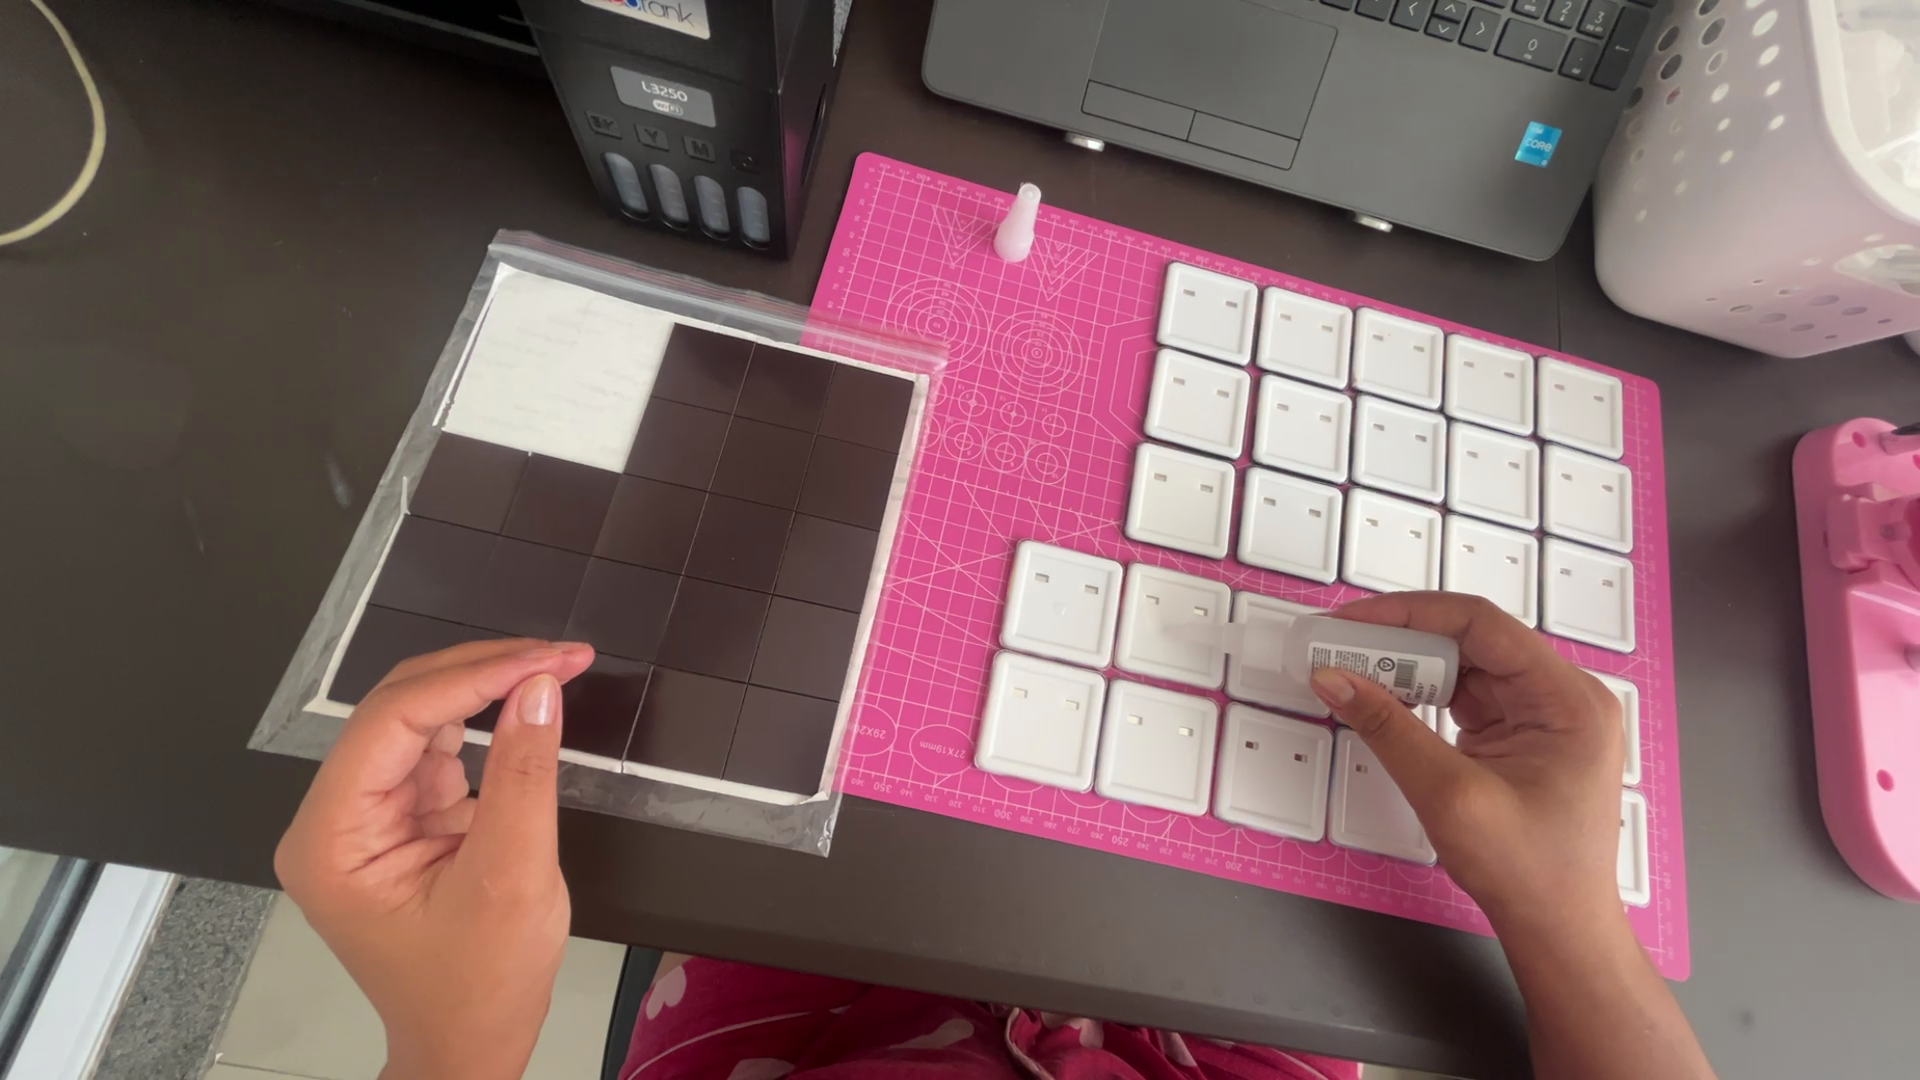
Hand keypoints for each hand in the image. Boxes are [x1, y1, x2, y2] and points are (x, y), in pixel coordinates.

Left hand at [275, 639, 594, 1079]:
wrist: (476, 1036)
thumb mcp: (513, 873)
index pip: (395, 719)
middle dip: (486, 668)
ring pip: (425, 712)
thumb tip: (542, 686)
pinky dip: (493, 713)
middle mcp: (342, 814)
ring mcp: (376, 811)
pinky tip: (529, 699)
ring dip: (492, 682)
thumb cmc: (484, 975)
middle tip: (565, 654)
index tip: (553, 661)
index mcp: (335, 836)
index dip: (476, 677)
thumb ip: (524, 772)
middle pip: (403, 705)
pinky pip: (447, 741)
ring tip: (557, 665)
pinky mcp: (413, 812)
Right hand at [1307, 593, 1623, 930]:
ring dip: (1402, 663)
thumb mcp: (1446, 792)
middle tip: (1339, 644)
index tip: (1350, 621)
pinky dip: (1414, 689)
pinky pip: (1456, 690)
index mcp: (1565, 699)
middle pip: (1467, 638)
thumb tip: (1331, 678)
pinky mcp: (1514, 729)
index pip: (1479, 623)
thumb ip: (1386, 726)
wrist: (1557, 927)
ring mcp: (1537, 712)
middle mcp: (1557, 695)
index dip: (1408, 613)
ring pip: (1457, 661)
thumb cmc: (1526, 867)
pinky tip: (1381, 694)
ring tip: (1351, 667)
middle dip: (1398, 638)